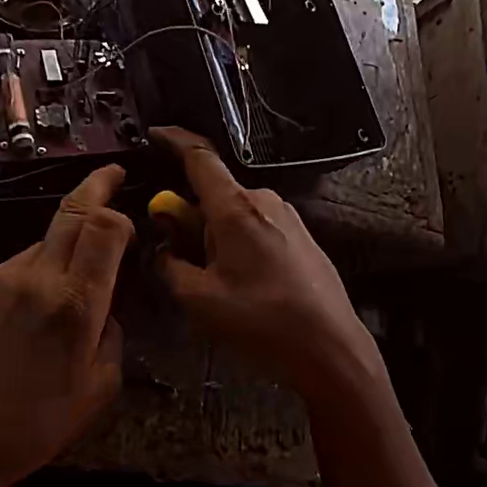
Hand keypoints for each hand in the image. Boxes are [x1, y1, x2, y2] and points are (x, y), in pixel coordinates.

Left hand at [0, 165, 133, 486]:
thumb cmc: (35, 425)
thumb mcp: (100, 386)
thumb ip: (113, 332)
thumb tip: (107, 305)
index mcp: (76, 305)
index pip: (104, 228)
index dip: (122, 214)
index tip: (132, 219)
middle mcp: (38, 277)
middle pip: (72, 210)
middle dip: (96, 185)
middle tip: (114, 173)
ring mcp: (2, 276)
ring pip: (48, 237)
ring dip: (70, 240)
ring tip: (79, 276)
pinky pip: (24, 261)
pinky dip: (45, 266)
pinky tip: (44, 302)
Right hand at [151, 127, 385, 402]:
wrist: (331, 349)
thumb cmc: (261, 322)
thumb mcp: (198, 299)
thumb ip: (171, 263)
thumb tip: (166, 245)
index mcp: (235, 208)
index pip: (199, 157)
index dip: (174, 142)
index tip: (155, 137)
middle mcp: (265, 201)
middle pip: (215, 194)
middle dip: (193, 219)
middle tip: (185, 262)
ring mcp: (290, 218)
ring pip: (237, 216)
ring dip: (218, 238)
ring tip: (222, 287)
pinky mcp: (304, 237)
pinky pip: (259, 229)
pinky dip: (241, 247)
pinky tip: (250, 288)